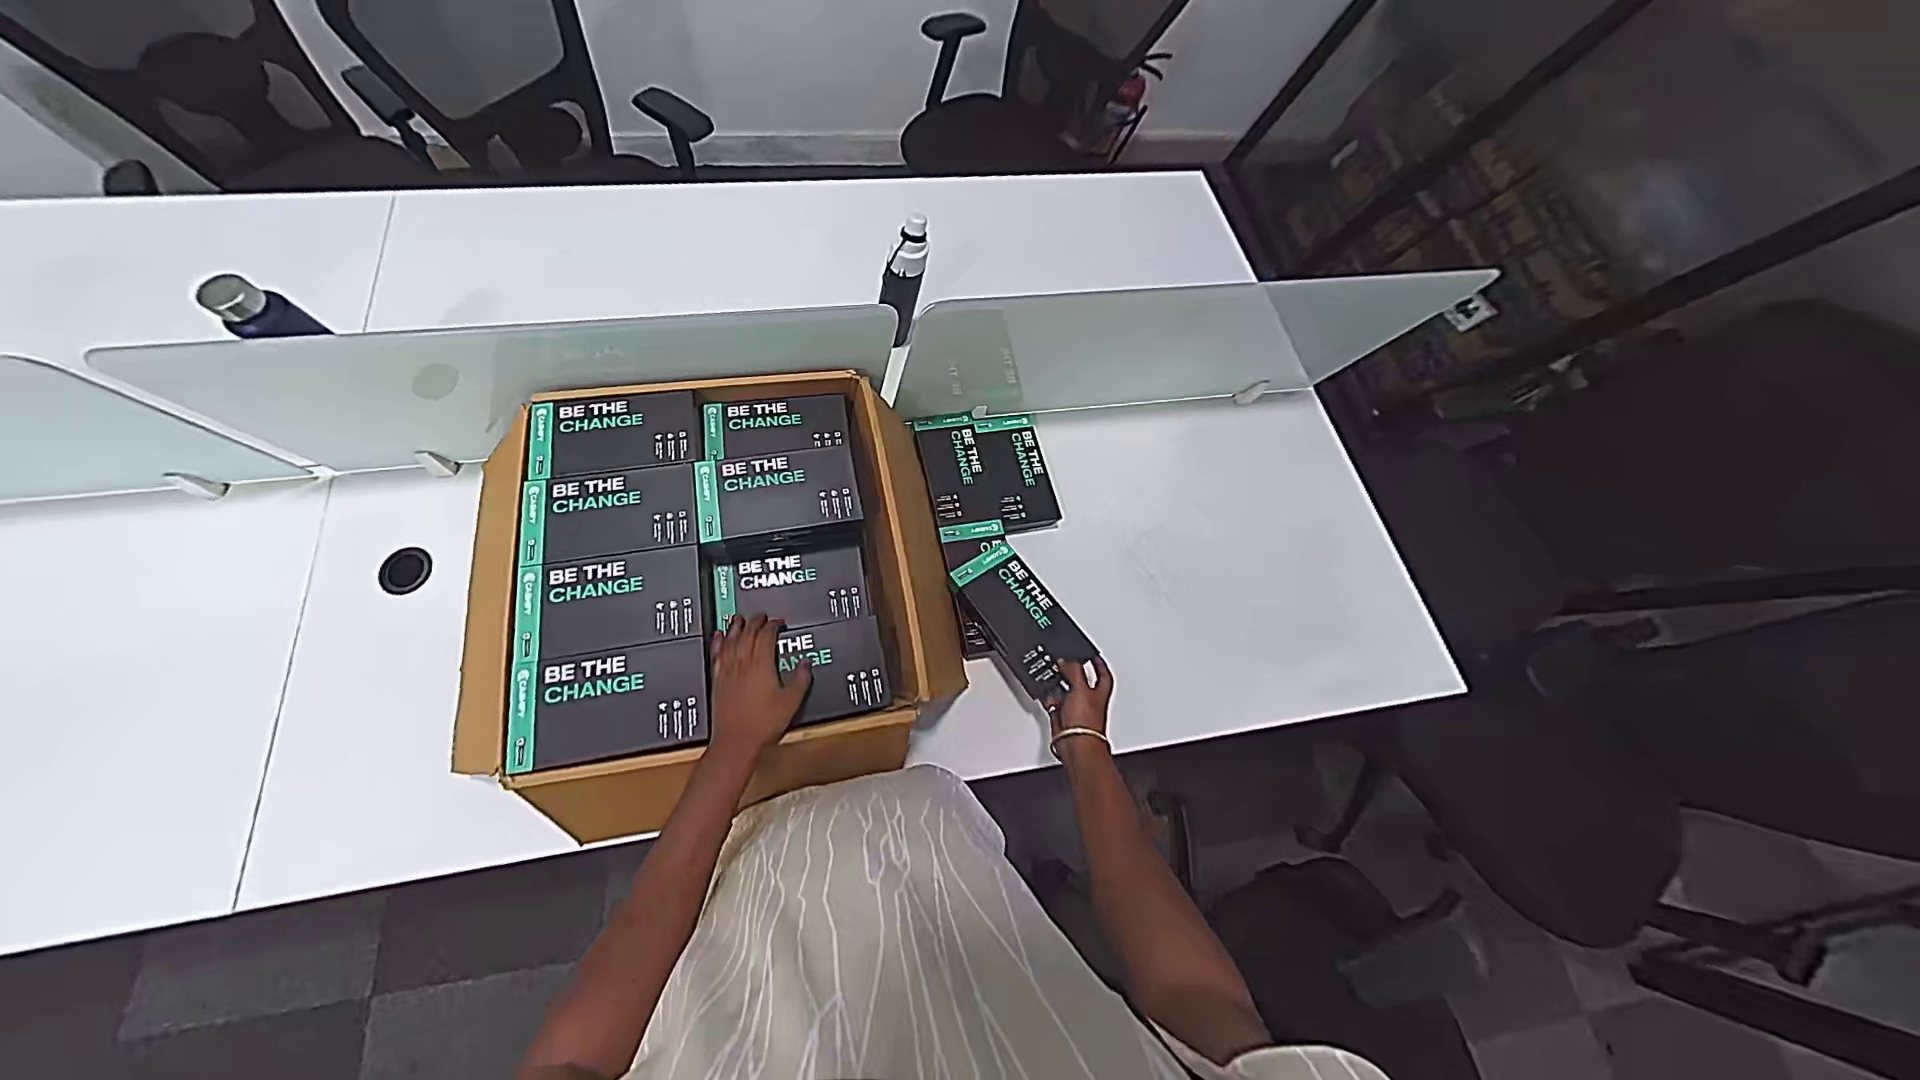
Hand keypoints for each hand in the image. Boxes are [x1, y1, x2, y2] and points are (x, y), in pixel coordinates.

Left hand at [707, 614, 810, 760]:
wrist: (736, 742)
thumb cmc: (762, 723)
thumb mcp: (791, 701)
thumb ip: (800, 679)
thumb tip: (805, 664)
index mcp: (761, 665)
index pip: (766, 636)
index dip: (772, 626)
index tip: (778, 622)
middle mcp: (743, 664)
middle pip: (747, 634)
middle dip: (755, 622)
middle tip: (761, 616)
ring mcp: (728, 672)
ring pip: (730, 641)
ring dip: (735, 628)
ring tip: (738, 619)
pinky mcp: (719, 682)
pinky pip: (717, 655)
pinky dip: (718, 643)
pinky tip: (718, 637)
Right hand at [1050, 656, 1112, 765]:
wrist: (1075, 745)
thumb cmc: (1086, 722)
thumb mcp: (1081, 689)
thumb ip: (1074, 671)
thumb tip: (1066, 661)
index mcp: (1100, 693)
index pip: (1103, 674)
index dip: (1098, 663)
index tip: (1092, 654)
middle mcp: (1089, 701)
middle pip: (1081, 681)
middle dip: (1072, 672)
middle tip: (1065, 663)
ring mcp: (1075, 710)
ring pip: (1066, 692)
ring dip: (1059, 686)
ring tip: (1053, 677)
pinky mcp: (1062, 718)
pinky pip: (1054, 703)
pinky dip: (1050, 699)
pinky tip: (1048, 696)